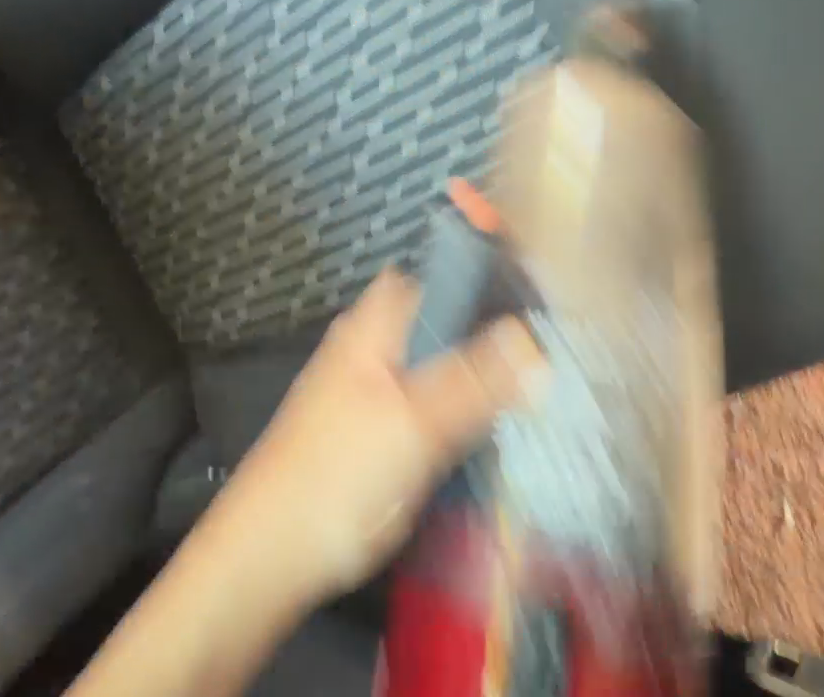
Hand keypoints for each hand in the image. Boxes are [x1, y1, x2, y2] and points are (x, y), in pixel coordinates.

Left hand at [209, 267, 548, 606]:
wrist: (277, 547)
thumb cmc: (334, 475)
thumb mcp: (413, 423)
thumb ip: (472, 381)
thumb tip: (529, 338)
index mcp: (366, 334)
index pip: (415, 281)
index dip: (461, 275)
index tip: (523, 286)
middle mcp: (366, 358)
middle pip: (431, 330)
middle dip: (481, 337)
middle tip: (547, 351)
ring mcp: (372, 403)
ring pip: (435, 377)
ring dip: (476, 383)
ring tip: (540, 391)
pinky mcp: (379, 445)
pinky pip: (430, 419)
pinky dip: (460, 421)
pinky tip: (496, 436)